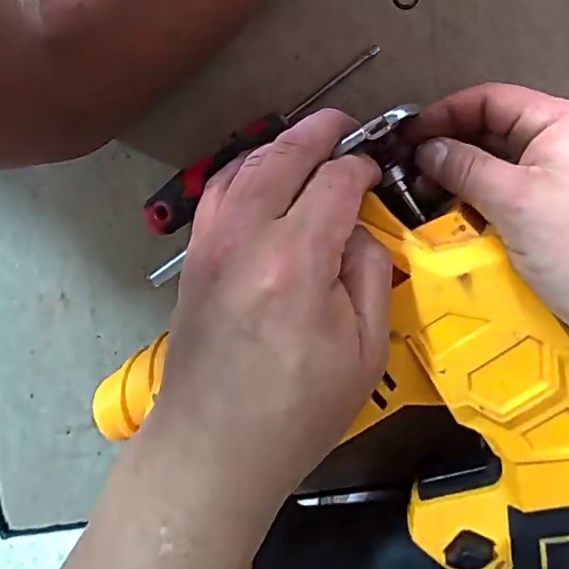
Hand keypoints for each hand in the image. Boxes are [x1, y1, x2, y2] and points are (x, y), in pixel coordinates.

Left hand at [144, 109, 395, 512]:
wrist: (213, 444)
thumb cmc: (297, 408)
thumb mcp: (365, 348)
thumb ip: (368, 269)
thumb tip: (355, 224)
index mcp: (296, 260)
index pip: (335, 182)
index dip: (360, 167)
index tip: (374, 170)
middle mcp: (247, 235)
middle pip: (286, 155)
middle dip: (321, 130)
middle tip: (344, 123)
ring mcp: (212, 239)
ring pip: (247, 163)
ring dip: (282, 143)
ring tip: (310, 140)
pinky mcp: (195, 250)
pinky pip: (218, 187)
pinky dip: (243, 165)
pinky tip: (262, 169)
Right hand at [405, 84, 568, 365]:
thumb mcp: (517, 203)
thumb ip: (465, 167)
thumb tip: (426, 148)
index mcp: (564, 121)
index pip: (489, 98)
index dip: (444, 114)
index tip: (407, 139)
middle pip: (498, 128)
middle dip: (453, 147)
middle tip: (413, 174)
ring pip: (509, 162)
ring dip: (470, 176)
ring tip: (432, 198)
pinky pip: (524, 190)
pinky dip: (492, 198)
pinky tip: (467, 217)